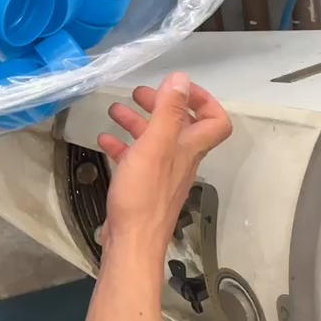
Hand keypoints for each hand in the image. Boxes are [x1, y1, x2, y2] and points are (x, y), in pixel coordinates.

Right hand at [97, 71, 231, 257]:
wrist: (131, 241)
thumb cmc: (143, 195)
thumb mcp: (154, 147)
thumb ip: (167, 112)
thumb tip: (180, 79)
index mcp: (188, 149)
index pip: (215, 121)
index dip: (203, 100)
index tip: (176, 89)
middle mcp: (180, 159)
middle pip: (180, 126)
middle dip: (161, 105)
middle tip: (138, 94)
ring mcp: (161, 174)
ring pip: (154, 140)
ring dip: (138, 122)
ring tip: (115, 110)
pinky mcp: (142, 186)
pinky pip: (135, 158)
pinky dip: (122, 145)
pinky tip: (104, 140)